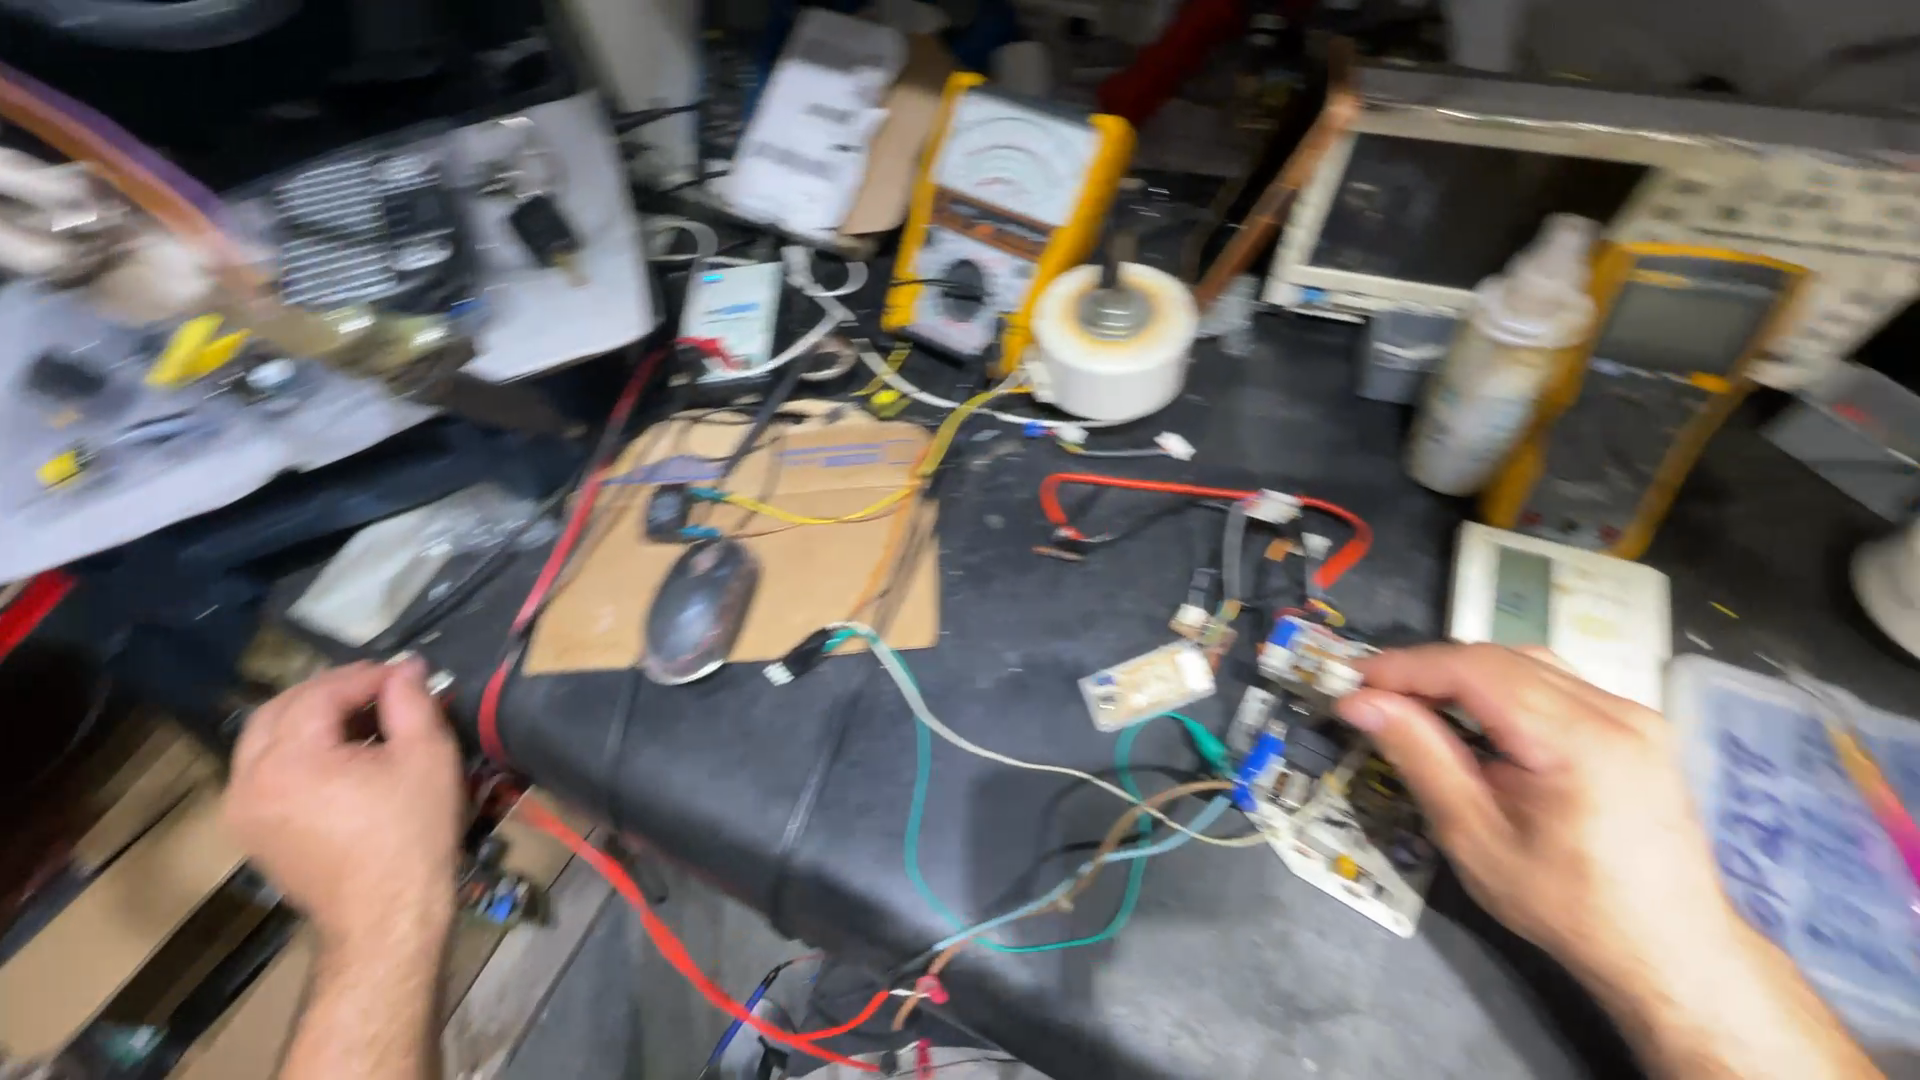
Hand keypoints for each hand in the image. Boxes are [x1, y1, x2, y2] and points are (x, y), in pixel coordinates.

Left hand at [225, 657, 465, 953]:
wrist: (387, 913)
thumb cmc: (413, 831)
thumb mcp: (427, 756)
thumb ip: (411, 702)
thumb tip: (405, 669)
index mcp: (288, 761)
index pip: (319, 694)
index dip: (367, 676)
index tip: (408, 674)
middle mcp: (247, 781)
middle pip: (277, 710)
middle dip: (330, 690)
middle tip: (381, 687)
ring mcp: (240, 809)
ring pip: (263, 738)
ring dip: (309, 716)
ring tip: (363, 717)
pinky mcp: (250, 830)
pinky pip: (263, 769)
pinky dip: (297, 747)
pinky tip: (341, 754)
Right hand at [1333, 644, 1730, 984]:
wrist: (1671, 952)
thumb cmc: (1564, 903)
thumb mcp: (1473, 834)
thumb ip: (1418, 755)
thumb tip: (1359, 703)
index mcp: (1579, 739)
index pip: (1473, 669)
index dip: (1403, 667)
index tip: (1349, 682)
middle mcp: (1615, 711)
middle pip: (1497, 657)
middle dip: (1425, 669)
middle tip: (1371, 696)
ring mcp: (1632, 715)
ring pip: (1524, 662)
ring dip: (1459, 674)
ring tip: (1411, 702)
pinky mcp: (1634, 727)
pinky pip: (1550, 682)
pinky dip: (1496, 686)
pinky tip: (1470, 714)